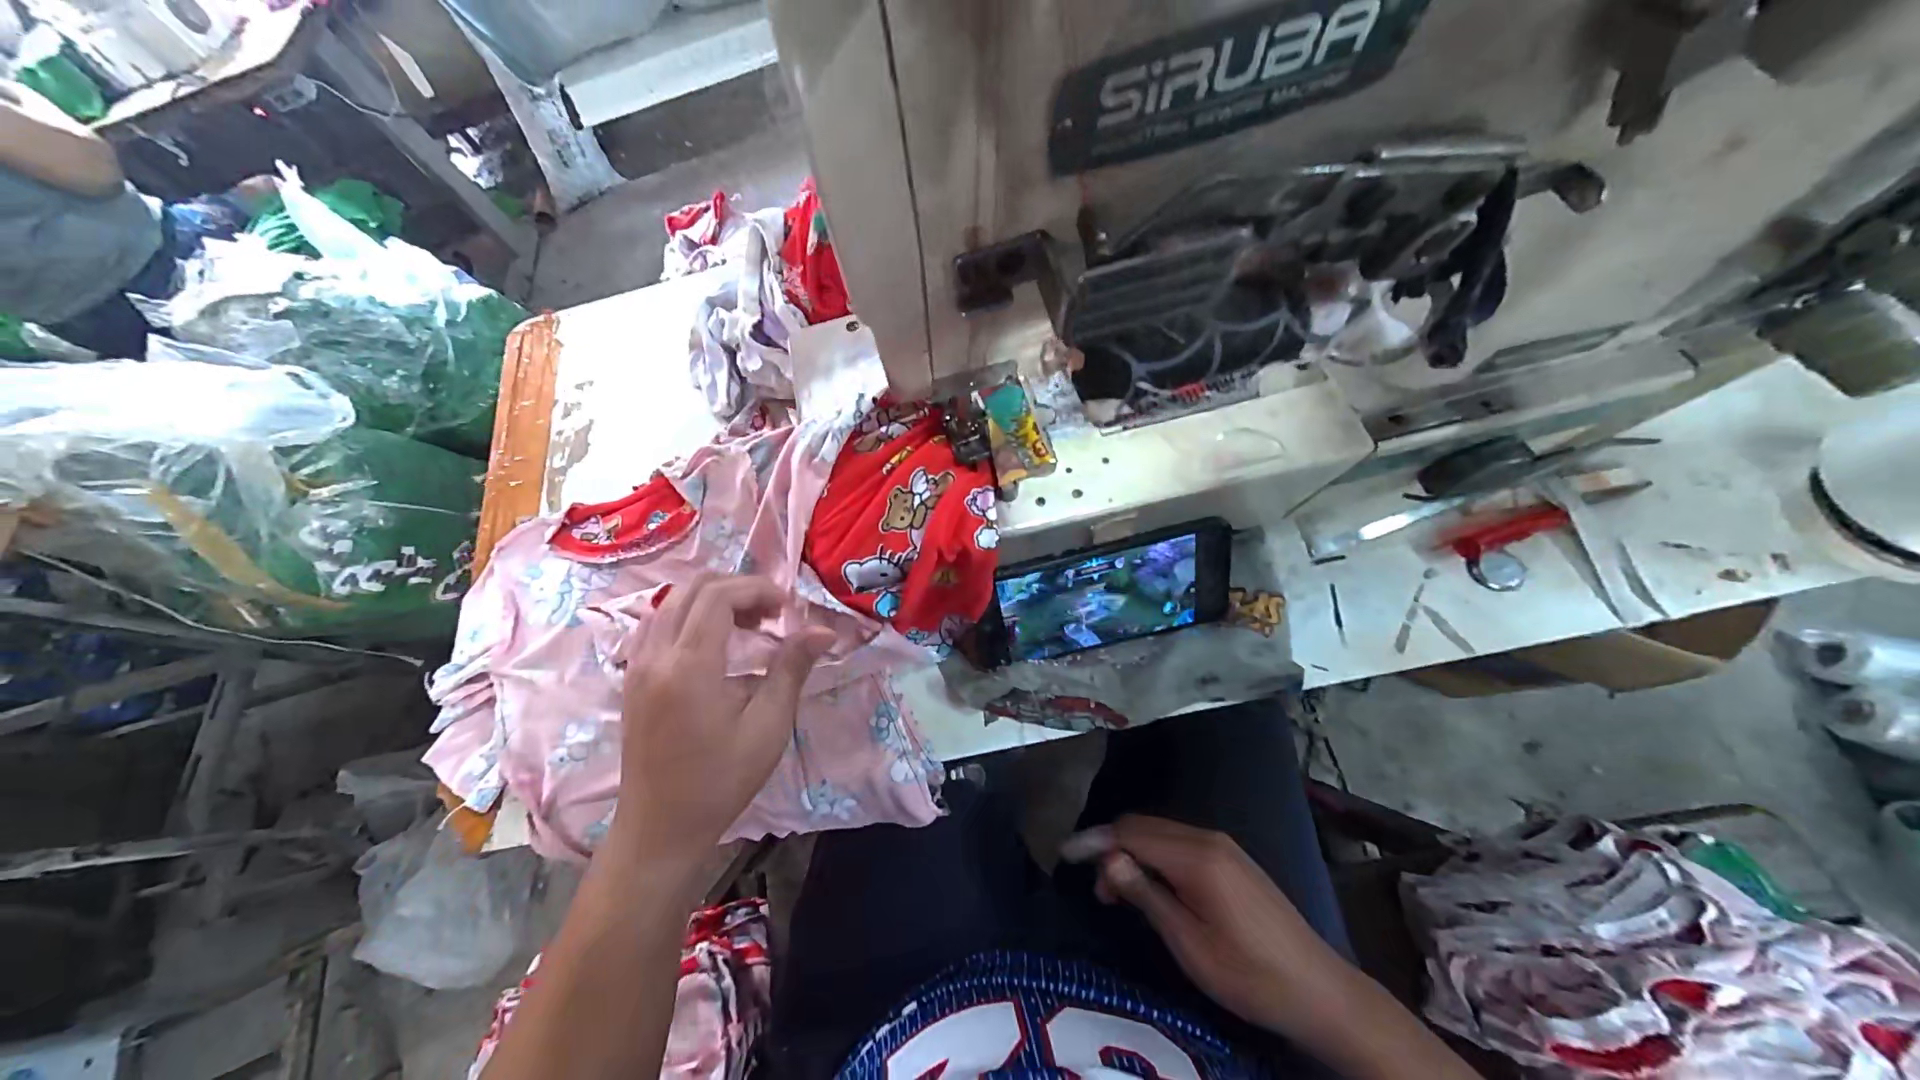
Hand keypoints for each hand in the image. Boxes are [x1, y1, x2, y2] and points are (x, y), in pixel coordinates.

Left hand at [612, 574, 832, 859]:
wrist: (659, 827)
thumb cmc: (720, 781)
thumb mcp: (768, 727)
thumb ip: (792, 669)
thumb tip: (824, 631)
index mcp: (689, 666)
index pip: (719, 596)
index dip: (757, 589)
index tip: (788, 609)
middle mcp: (655, 655)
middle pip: (692, 588)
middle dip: (737, 589)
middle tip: (772, 615)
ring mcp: (637, 665)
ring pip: (672, 601)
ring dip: (713, 600)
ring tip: (749, 627)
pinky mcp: (632, 678)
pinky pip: (658, 623)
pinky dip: (690, 616)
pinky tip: (715, 644)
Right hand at [1062, 816, 1349, 1035]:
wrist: (1319, 991)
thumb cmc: (1248, 975)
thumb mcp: (1188, 943)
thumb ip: (1145, 894)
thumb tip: (1107, 858)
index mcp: (1196, 857)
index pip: (1131, 832)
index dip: (1095, 841)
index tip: (1064, 854)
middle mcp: (1208, 839)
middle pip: (1144, 826)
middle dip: (1111, 846)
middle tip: (1095, 888)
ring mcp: (1224, 846)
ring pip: (1161, 833)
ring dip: (1133, 852)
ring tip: (1117, 891)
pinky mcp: (1232, 859)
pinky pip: (1180, 843)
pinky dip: (1155, 856)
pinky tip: (1151, 885)